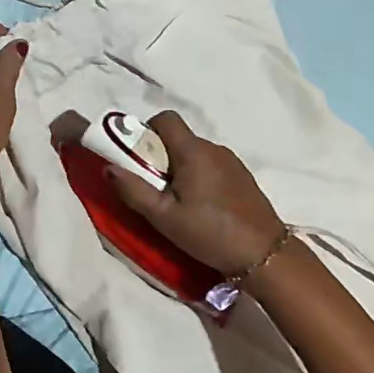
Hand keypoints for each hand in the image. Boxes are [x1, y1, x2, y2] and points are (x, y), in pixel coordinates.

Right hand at [106, 112, 286, 274]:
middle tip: (154, 189)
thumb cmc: (209, 233)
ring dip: (180, 169)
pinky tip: (202, 208)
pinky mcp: (243, 176)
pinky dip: (199, 177)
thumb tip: (109, 167)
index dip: (146, 131)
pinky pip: (212, 166)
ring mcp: (232, 161)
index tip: (138, 159)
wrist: (264, 254)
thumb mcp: (164, 217)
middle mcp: (214, 148)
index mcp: (193, 151)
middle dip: (160, 156)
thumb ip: (134, 190)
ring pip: (195, 153)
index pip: (165, 119)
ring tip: (179, 203)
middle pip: (179, 138)